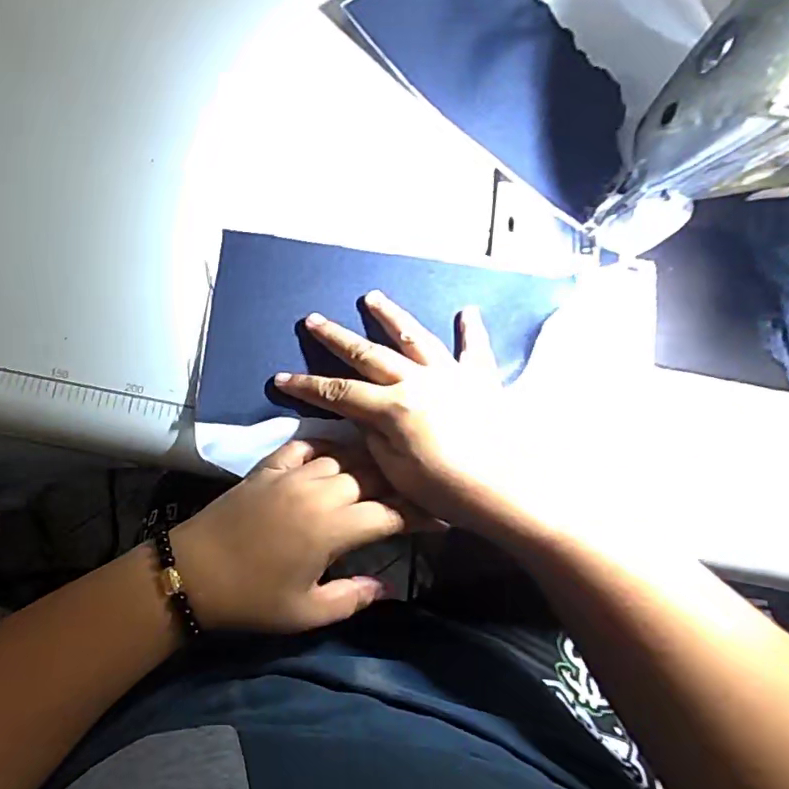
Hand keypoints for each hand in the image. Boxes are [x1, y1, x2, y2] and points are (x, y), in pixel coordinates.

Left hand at [169, 440, 415, 633]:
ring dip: (365, 463)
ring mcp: (290, 475)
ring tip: (381, 472)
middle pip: (371, 477)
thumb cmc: (252, 599)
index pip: (390, 513)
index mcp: (334, 528)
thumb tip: (388, 588)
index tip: (437, 520)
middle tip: (412, 494)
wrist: (193, 574)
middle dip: (396, 485)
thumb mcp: (307, 612)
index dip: (417, 516)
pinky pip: (303, 446)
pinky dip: (323, 446)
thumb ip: (353, 597)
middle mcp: (319, 492)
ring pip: (342, 456)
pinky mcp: (266, 469)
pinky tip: (334, 454)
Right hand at [273, 284, 652, 546]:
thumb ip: (376, 437)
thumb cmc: (446, 490)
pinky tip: (467, 312)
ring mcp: (450, 375)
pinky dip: (470, 330)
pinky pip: (474, 349)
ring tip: (372, 298)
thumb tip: (366, 417)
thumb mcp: (396, 471)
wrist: (508, 491)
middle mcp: (416, 382)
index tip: (280, 377)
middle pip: (367, 354)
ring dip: (390, 317)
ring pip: (413, 338)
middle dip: (336, 338)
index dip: (306, 386)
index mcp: (391, 408)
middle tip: (314, 320)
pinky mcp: (481, 380)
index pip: (337, 393)